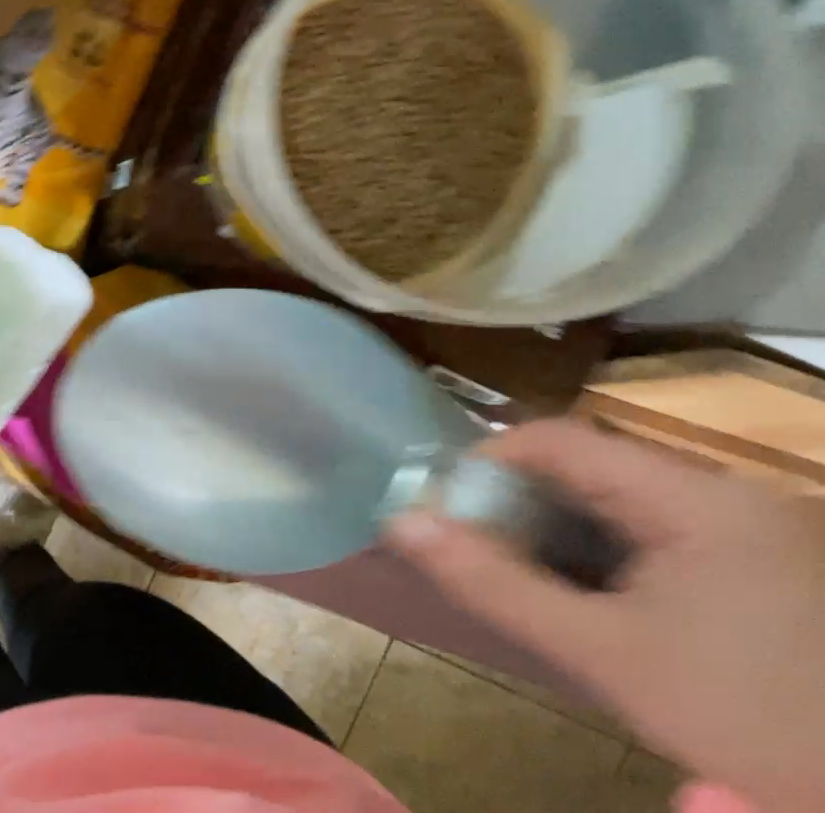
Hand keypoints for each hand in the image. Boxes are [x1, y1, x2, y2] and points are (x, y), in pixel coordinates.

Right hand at [386, 420, 824, 812]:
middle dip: (513, 504)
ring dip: (550, 529)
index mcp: (696, 499)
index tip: (445, 513)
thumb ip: (495, 584)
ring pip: (613, 500)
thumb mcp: (604, 653)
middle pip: (583, 467)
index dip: (484, 464)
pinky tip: (582, 595)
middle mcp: (725, 494)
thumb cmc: (746, 716)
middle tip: (470, 550)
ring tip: (514, 575)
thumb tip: (399, 522)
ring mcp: (748, 527)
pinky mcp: (758, 561)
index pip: (556, 440)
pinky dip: (597, 551)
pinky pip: (650, 530)